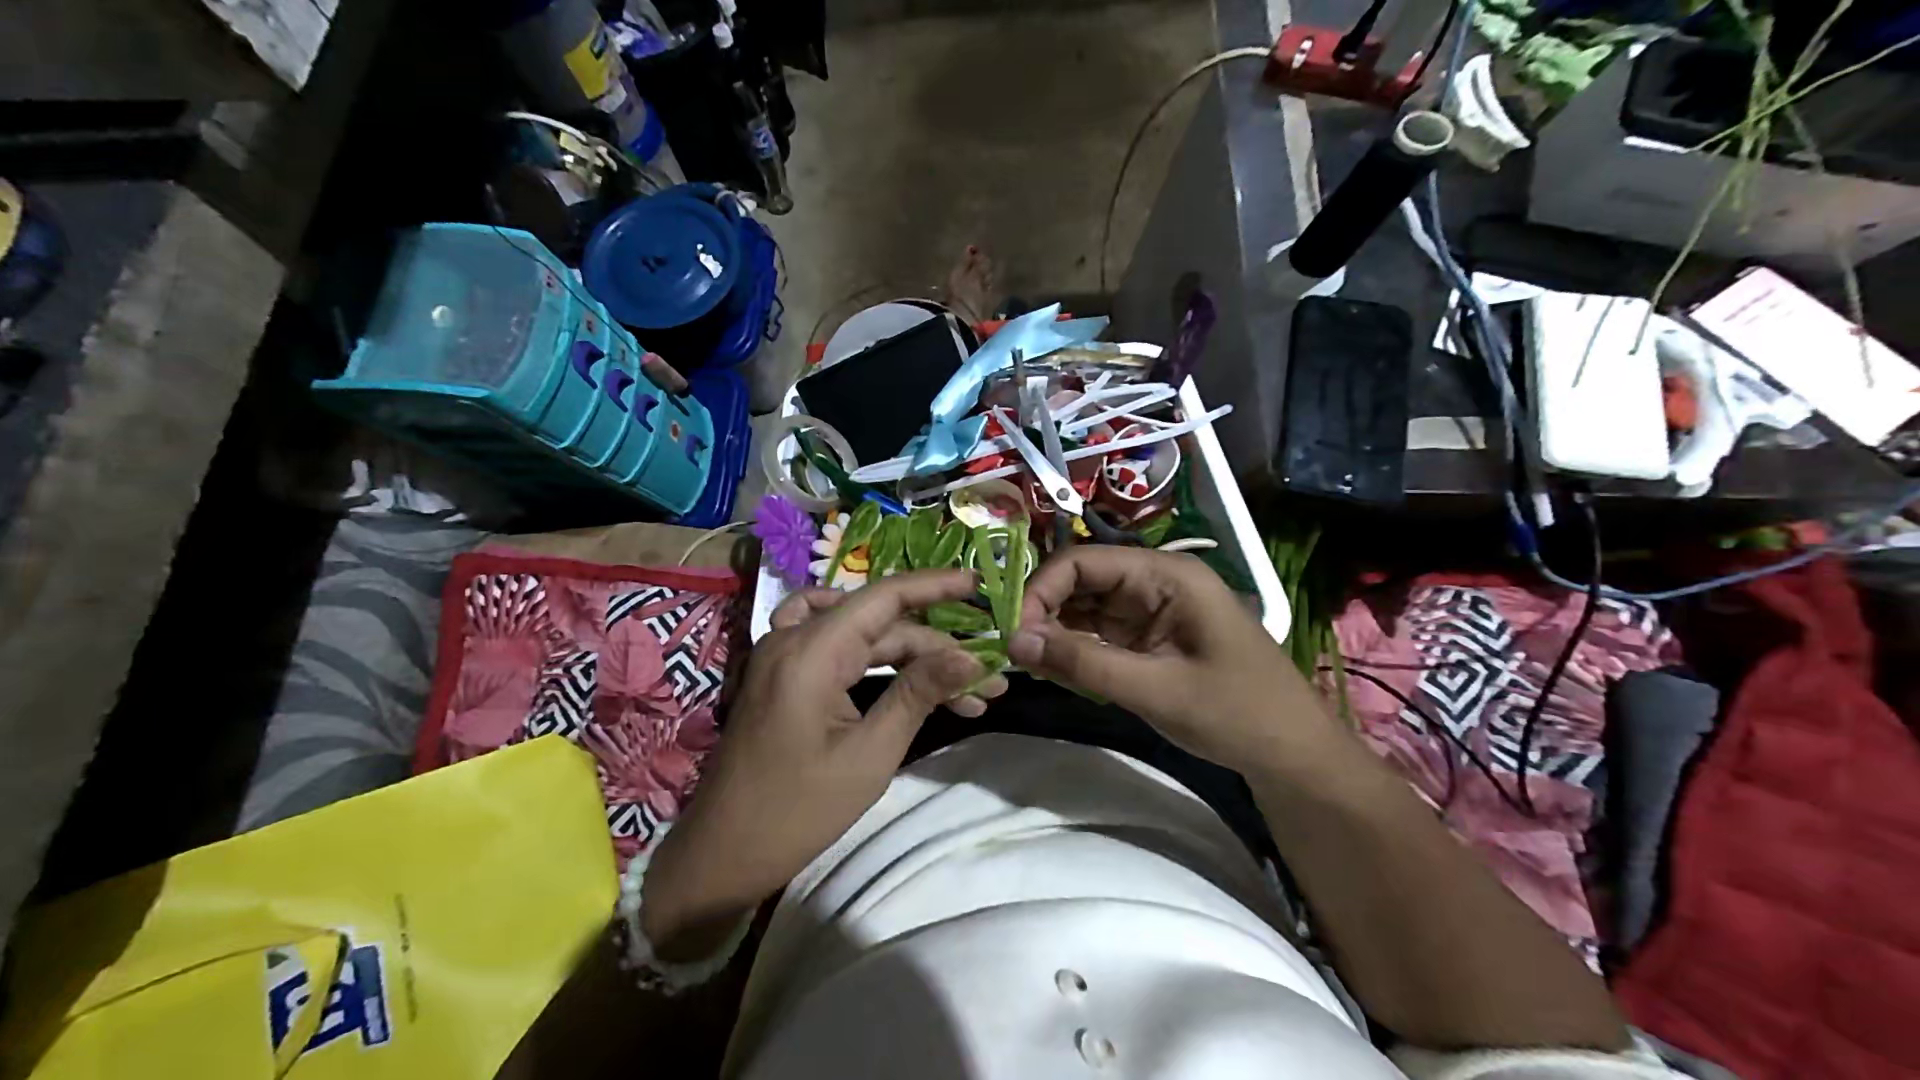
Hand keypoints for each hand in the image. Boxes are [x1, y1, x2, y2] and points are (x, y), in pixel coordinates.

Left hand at [641, 570, 1008, 959]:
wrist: (722, 854)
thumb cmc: (797, 811)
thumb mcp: (870, 754)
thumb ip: (919, 694)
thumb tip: (972, 657)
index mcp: (811, 651)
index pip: (884, 597)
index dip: (934, 586)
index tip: (978, 582)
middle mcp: (793, 639)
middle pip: (880, 625)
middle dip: (936, 651)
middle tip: (987, 683)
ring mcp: (782, 656)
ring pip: (863, 639)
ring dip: (912, 660)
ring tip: (962, 691)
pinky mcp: (782, 676)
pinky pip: (836, 648)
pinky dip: (874, 659)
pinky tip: (904, 670)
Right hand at [1009, 547, 1339, 772]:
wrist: (1293, 755)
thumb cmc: (1235, 713)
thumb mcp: (1154, 689)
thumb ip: (1082, 662)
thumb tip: (1013, 641)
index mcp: (1165, 575)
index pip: (1085, 561)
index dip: (1042, 588)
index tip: (1014, 632)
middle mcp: (1155, 582)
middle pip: (1082, 580)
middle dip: (1045, 610)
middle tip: (1015, 652)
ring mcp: (1153, 611)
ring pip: (1087, 607)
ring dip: (1056, 631)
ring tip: (1029, 663)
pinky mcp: (1150, 639)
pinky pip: (1100, 633)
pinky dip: (1075, 648)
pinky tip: (1054, 669)